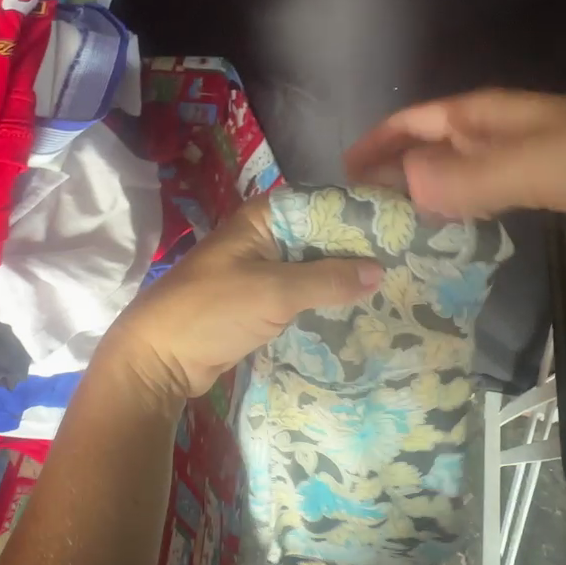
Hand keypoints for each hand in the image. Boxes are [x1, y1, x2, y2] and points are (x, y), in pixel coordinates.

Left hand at [99, 196, 383, 403]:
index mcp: (262, 218)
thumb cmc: (211, 311)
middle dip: (355, 252)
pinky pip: (300, 294)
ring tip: (393, 289)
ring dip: (341, 279)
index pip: (321, 205)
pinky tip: (358, 312)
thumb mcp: (274, 291)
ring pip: (311, 267)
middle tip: (407, 266)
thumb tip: (379, 269)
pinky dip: (324, 301)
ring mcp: (260, 270)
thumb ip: (327, 279)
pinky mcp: (258, 302)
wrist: (158, 359)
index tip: (402, 232)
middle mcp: (263, 236)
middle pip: (319, 237)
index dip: (359, 218)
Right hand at [343, 88, 565, 218]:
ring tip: (391, 223)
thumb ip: (464, 178)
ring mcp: (504, 155)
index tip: (344, 171)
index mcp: (475, 114)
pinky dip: (451, 204)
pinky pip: (473, 190)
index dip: (376, 142)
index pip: (410, 122)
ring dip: (419, 190)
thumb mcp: (523, 165)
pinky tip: (442, 228)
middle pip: (423, 146)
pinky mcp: (524, 179)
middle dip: (391, 169)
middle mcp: (482, 131)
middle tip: (361, 208)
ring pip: (447, 170)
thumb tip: (403, 187)